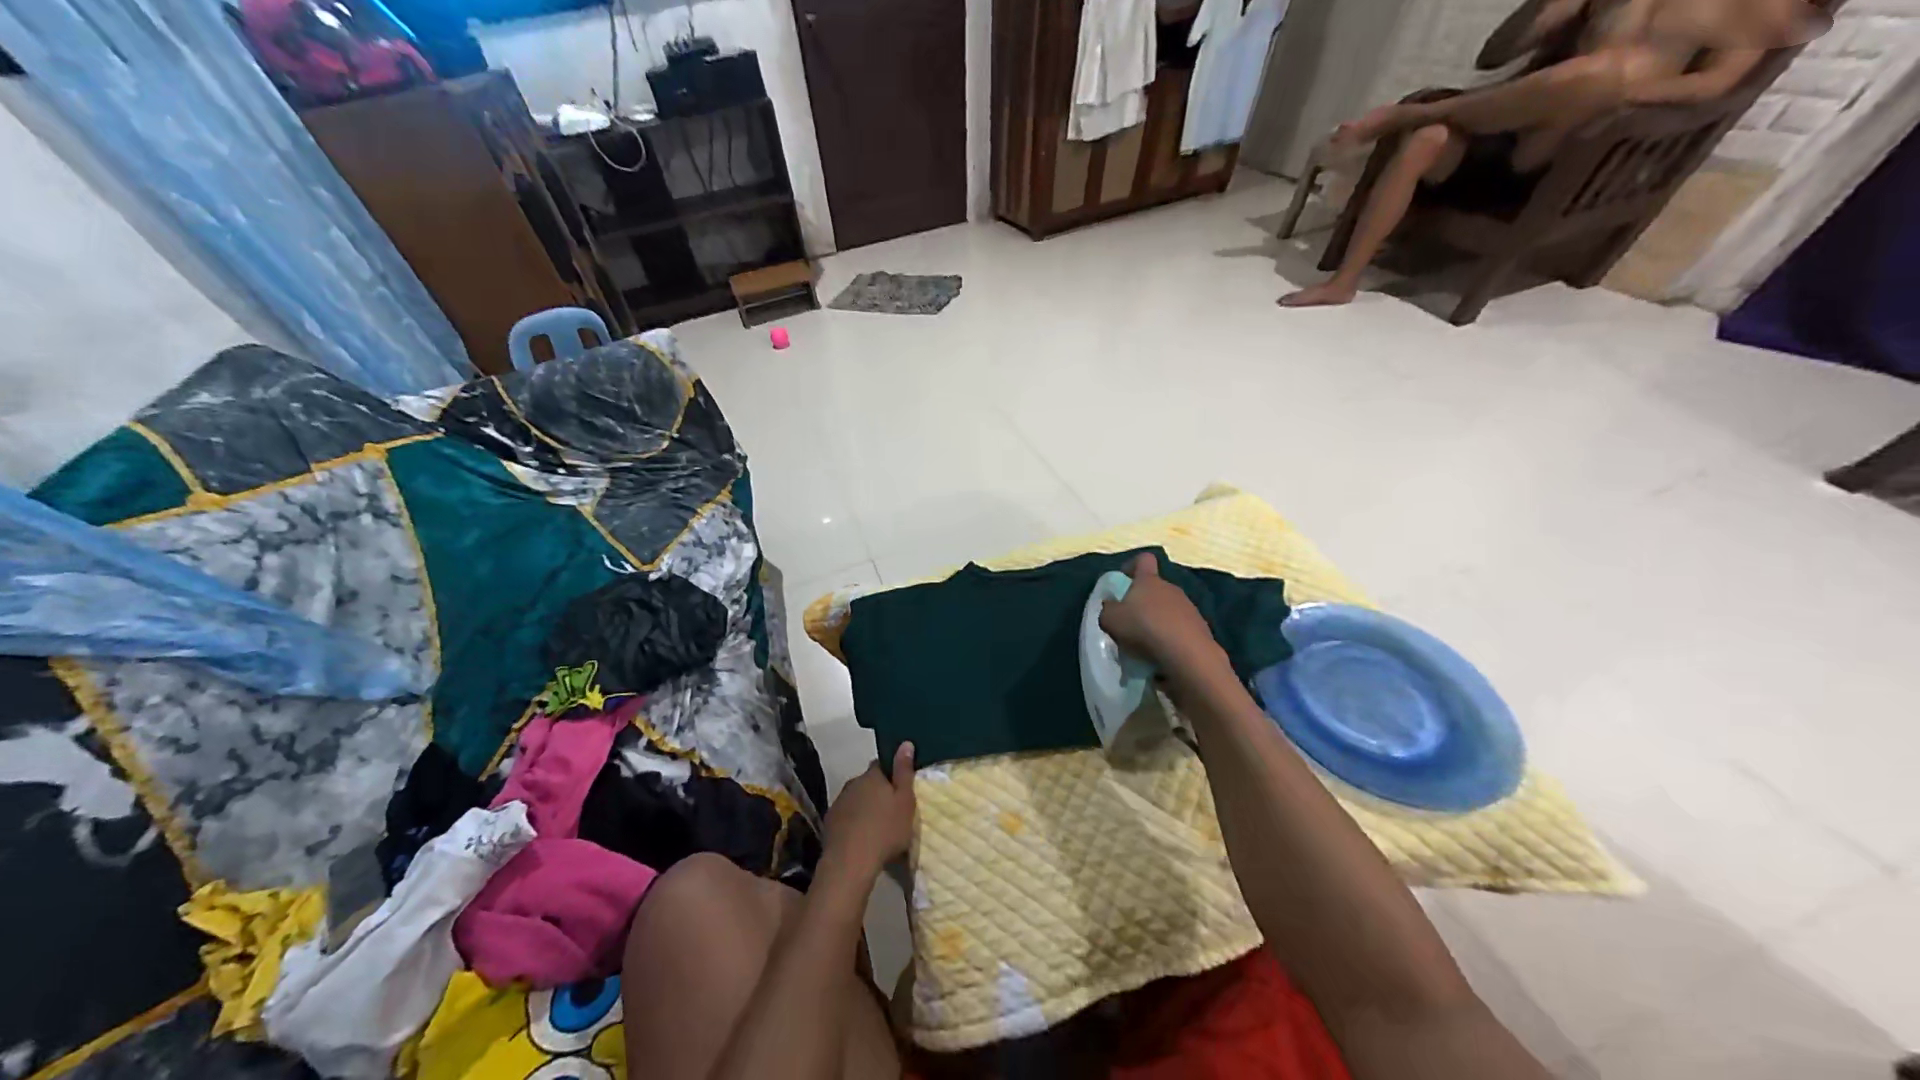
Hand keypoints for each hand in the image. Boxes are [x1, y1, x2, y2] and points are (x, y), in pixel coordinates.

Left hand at [823, 742, 916, 879]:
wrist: (851, 862)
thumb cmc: (886, 830)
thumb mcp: (905, 801)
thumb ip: (904, 772)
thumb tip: (905, 743)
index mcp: (872, 776)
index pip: (882, 764)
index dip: (891, 772)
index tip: (899, 785)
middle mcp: (853, 783)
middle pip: (868, 782)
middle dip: (877, 790)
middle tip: (891, 808)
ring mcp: (839, 802)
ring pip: (856, 798)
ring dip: (865, 806)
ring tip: (876, 824)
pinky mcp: (830, 821)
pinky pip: (846, 814)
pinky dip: (853, 820)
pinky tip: (860, 835)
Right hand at [1099, 553, 1227, 673]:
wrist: (1186, 652)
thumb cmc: (1143, 628)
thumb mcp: (1110, 620)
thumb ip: (1107, 610)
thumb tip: (1110, 607)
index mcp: (1148, 580)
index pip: (1143, 560)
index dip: (1133, 566)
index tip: (1124, 580)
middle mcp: (1170, 588)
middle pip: (1155, 587)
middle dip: (1143, 601)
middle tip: (1130, 621)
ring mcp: (1188, 606)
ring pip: (1168, 608)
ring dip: (1158, 620)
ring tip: (1146, 641)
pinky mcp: (1200, 626)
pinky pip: (1180, 626)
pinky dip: (1170, 635)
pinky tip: (1162, 651)